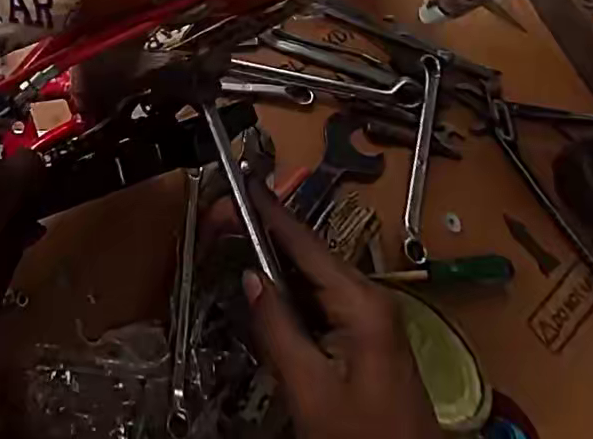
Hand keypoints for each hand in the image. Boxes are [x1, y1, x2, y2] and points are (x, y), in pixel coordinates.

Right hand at [241, 187, 442, 438]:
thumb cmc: (363, 438)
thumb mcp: (309, 389)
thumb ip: (276, 327)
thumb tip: (250, 275)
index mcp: (360, 301)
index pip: (303, 240)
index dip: (267, 209)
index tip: (241, 180)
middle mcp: (370, 296)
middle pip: (306, 249)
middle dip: (263, 231)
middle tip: (220, 219)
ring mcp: (371, 313)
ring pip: (311, 271)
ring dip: (273, 257)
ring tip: (234, 239)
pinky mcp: (366, 331)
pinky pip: (320, 292)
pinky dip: (289, 283)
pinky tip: (265, 282)